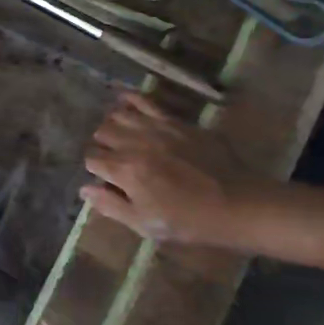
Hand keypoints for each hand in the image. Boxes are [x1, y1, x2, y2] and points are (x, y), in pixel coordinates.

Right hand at [81, 92, 260, 244]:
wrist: (238, 204)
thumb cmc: (190, 222)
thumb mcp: (146, 225)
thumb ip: (112, 206)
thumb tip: (85, 188)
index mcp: (126, 172)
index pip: (92, 159)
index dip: (94, 169)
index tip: (103, 178)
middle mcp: (136, 143)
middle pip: (103, 133)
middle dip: (102, 145)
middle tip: (112, 159)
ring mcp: (157, 128)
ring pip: (119, 115)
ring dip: (114, 124)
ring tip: (119, 135)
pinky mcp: (176, 121)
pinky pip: (146, 101)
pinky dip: (131, 99)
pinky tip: (124, 100)